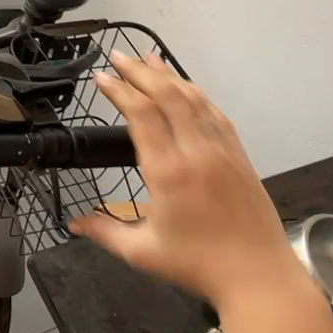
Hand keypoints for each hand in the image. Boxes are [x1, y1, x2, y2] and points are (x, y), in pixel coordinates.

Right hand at [70, 53, 308, 308]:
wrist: (258, 275)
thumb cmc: (198, 265)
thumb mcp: (142, 252)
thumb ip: (105, 232)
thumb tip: (74, 223)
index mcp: (169, 172)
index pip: (141, 116)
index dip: (119, 91)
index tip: (101, 77)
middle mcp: (197, 152)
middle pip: (168, 96)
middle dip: (140, 72)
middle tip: (118, 56)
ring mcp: (222, 151)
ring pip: (194, 99)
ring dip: (169, 76)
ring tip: (149, 59)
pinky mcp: (239, 156)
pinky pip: (215, 114)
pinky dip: (197, 95)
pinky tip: (187, 88)